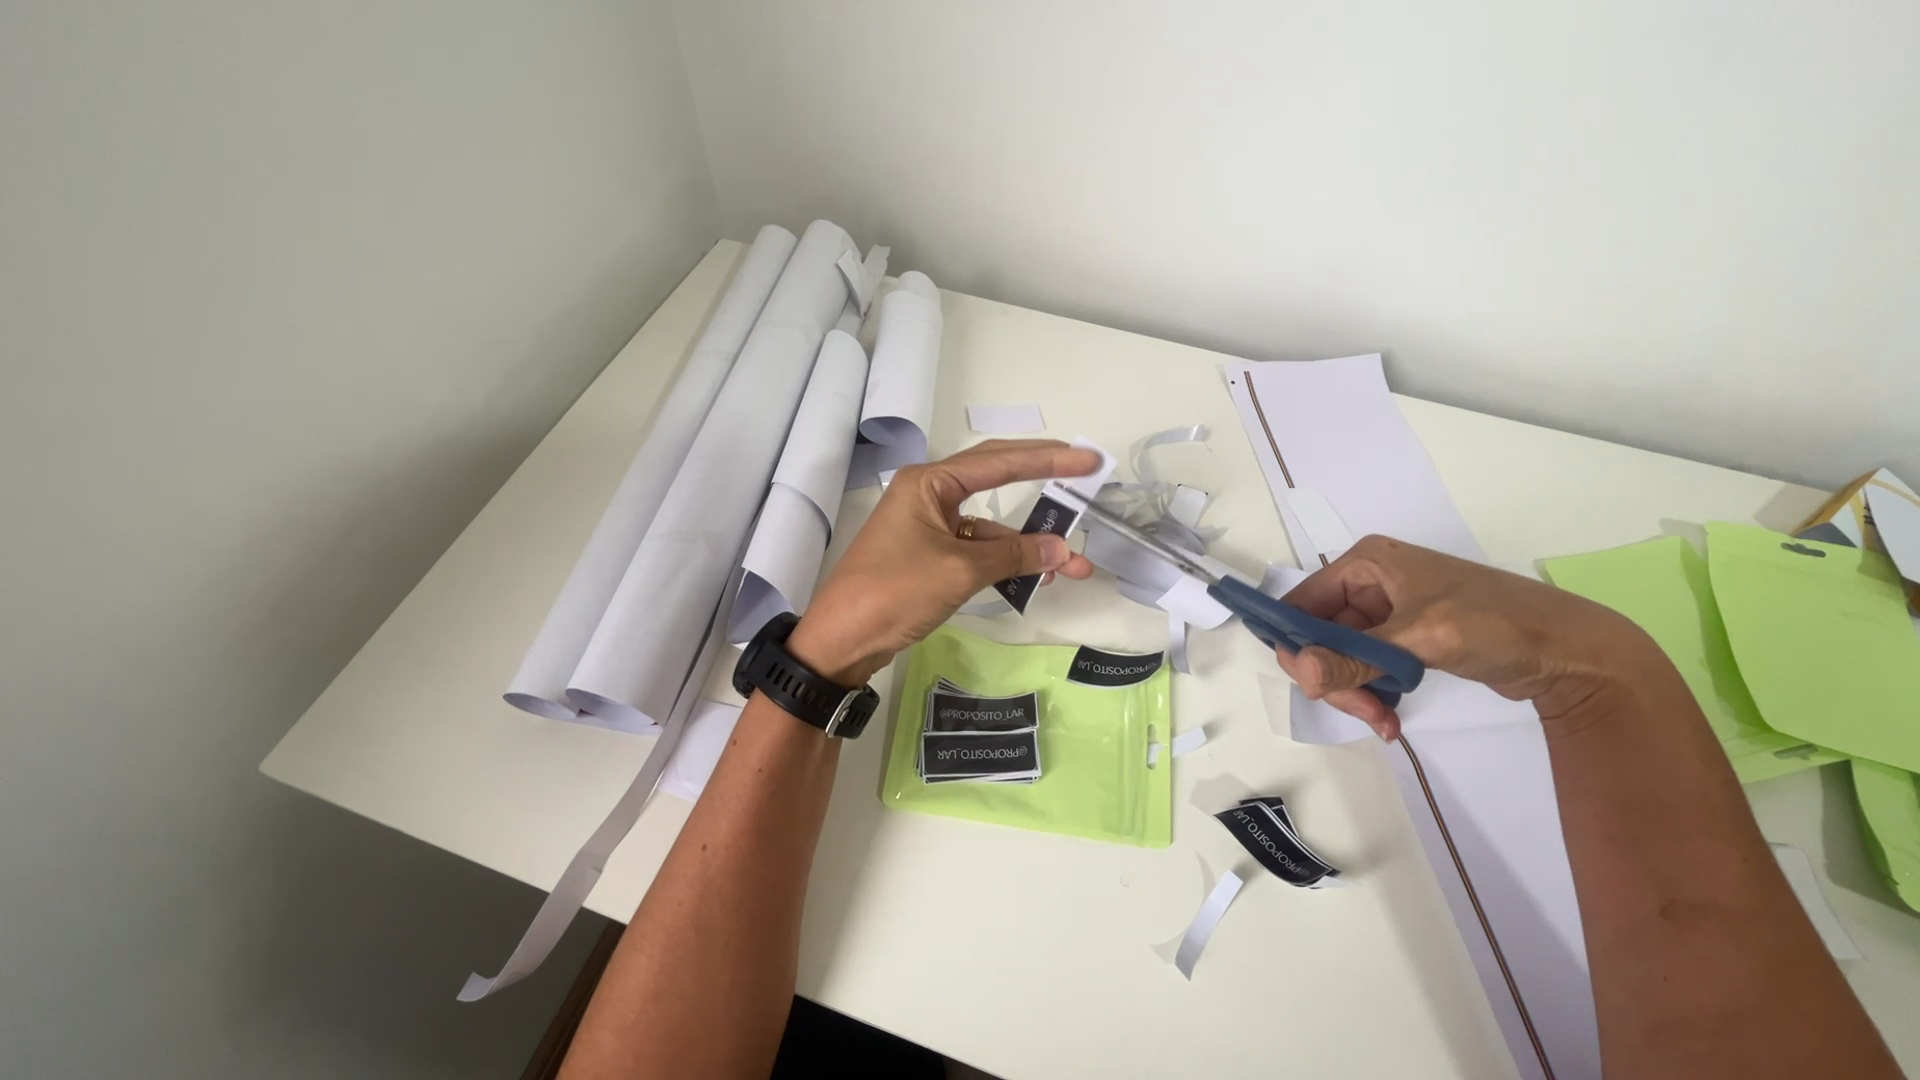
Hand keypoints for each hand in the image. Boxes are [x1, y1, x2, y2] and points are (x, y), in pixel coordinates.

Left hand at [785, 440, 1099, 684]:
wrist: (843, 639)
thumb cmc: (895, 591)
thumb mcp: (959, 570)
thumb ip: (1013, 556)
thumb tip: (1061, 550)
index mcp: (929, 483)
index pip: (998, 461)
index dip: (1047, 459)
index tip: (1088, 459)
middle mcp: (928, 495)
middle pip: (995, 480)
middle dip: (1042, 484)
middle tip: (1085, 477)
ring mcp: (928, 526)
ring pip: (990, 527)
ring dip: (1028, 546)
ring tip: (1073, 565)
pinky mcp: (929, 556)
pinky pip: (976, 551)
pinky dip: (1005, 563)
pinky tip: (1034, 579)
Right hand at [1274, 535, 1663, 739]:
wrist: (1574, 651)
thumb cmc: (1496, 626)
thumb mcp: (1418, 639)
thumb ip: (1353, 658)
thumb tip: (1298, 673)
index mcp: (1364, 562)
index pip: (1301, 605)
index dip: (1298, 645)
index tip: (1318, 686)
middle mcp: (1369, 582)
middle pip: (1320, 636)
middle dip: (1334, 678)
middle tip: (1363, 712)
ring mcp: (1388, 611)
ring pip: (1342, 657)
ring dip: (1355, 692)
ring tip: (1384, 721)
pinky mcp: (1406, 638)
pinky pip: (1368, 667)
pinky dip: (1372, 693)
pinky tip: (1390, 717)